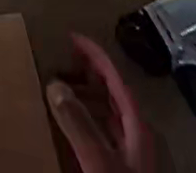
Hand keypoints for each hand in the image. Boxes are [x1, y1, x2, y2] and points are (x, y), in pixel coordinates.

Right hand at [46, 34, 156, 172]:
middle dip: (89, 72)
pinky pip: (105, 136)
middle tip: (64, 60)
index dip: (94, 53)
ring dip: (88, 98)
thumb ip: (79, 124)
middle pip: (113, 92)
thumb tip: (55, 84)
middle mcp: (140, 134)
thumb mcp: (99, 160)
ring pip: (109, 115)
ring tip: (64, 91)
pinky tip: (76, 132)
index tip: (72, 36)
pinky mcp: (126, 170)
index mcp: (138, 123)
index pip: (115, 76)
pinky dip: (89, 124)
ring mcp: (136, 154)